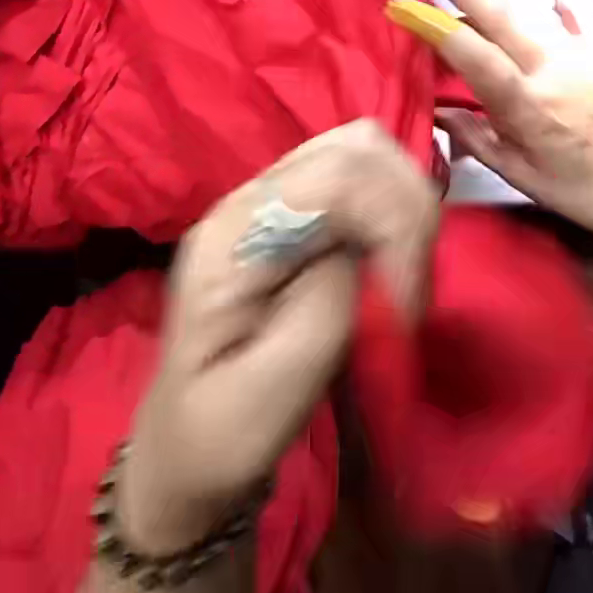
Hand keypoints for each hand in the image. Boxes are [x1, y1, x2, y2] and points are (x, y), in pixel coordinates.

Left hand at [118, 121, 436, 551]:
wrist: (184, 445)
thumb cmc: (216, 437)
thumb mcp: (263, 398)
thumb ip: (320, 311)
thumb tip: (366, 251)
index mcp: (231, 236)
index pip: (335, 176)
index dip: (394, 227)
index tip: (405, 308)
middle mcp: (248, 201)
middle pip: (354, 147)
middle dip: (405, 211)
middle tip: (408, 294)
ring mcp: (268, 204)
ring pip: (361, 155)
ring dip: (402, 210)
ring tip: (399, 284)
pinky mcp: (290, 219)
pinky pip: (358, 184)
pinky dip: (391, 216)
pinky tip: (386, 270)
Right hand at [390, 0, 592, 250]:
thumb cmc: (576, 189)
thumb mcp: (515, 173)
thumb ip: (472, 137)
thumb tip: (436, 109)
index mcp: (528, 106)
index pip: (475, 56)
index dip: (435, 28)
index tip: (403, 8)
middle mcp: (551, 69)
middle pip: (500, 15)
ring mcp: (575, 55)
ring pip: (530, 3)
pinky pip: (570, 9)